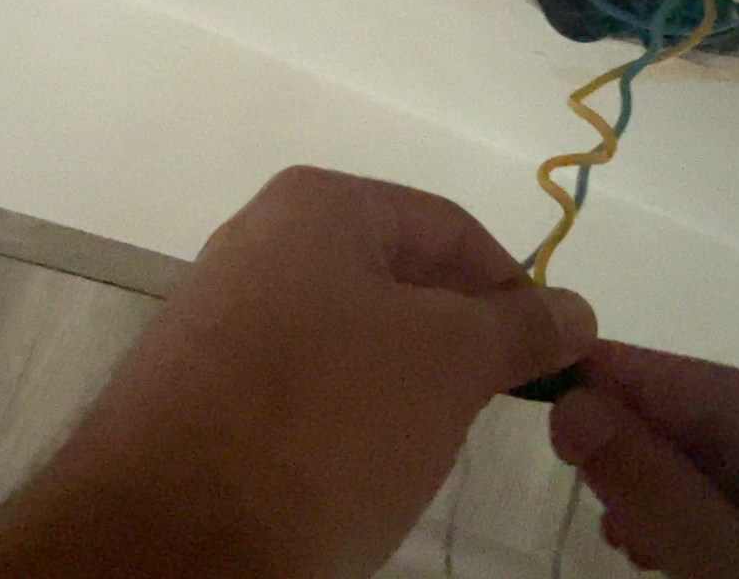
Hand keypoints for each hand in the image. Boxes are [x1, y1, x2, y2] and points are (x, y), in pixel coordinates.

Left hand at [0, 166, 595, 578]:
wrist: (163, 533)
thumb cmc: (325, 417)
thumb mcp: (448, 362)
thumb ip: (519, 327)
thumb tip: (575, 309)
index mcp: (319, 205)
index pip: (447, 226)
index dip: (512, 285)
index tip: (553, 351)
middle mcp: (263, 235)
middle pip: (397, 273)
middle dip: (457, 333)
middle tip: (495, 395)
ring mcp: (225, 303)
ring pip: (351, 324)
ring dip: (406, 371)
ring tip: (429, 430)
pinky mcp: (202, 370)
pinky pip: (303, 369)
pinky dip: (348, 401)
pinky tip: (358, 452)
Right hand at [551, 341, 738, 578]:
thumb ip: (661, 494)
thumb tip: (572, 401)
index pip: (738, 400)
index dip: (647, 374)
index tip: (564, 363)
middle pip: (728, 441)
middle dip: (642, 431)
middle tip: (564, 431)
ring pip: (718, 487)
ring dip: (647, 478)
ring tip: (594, 489)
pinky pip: (718, 534)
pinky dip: (666, 526)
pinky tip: (630, 539)